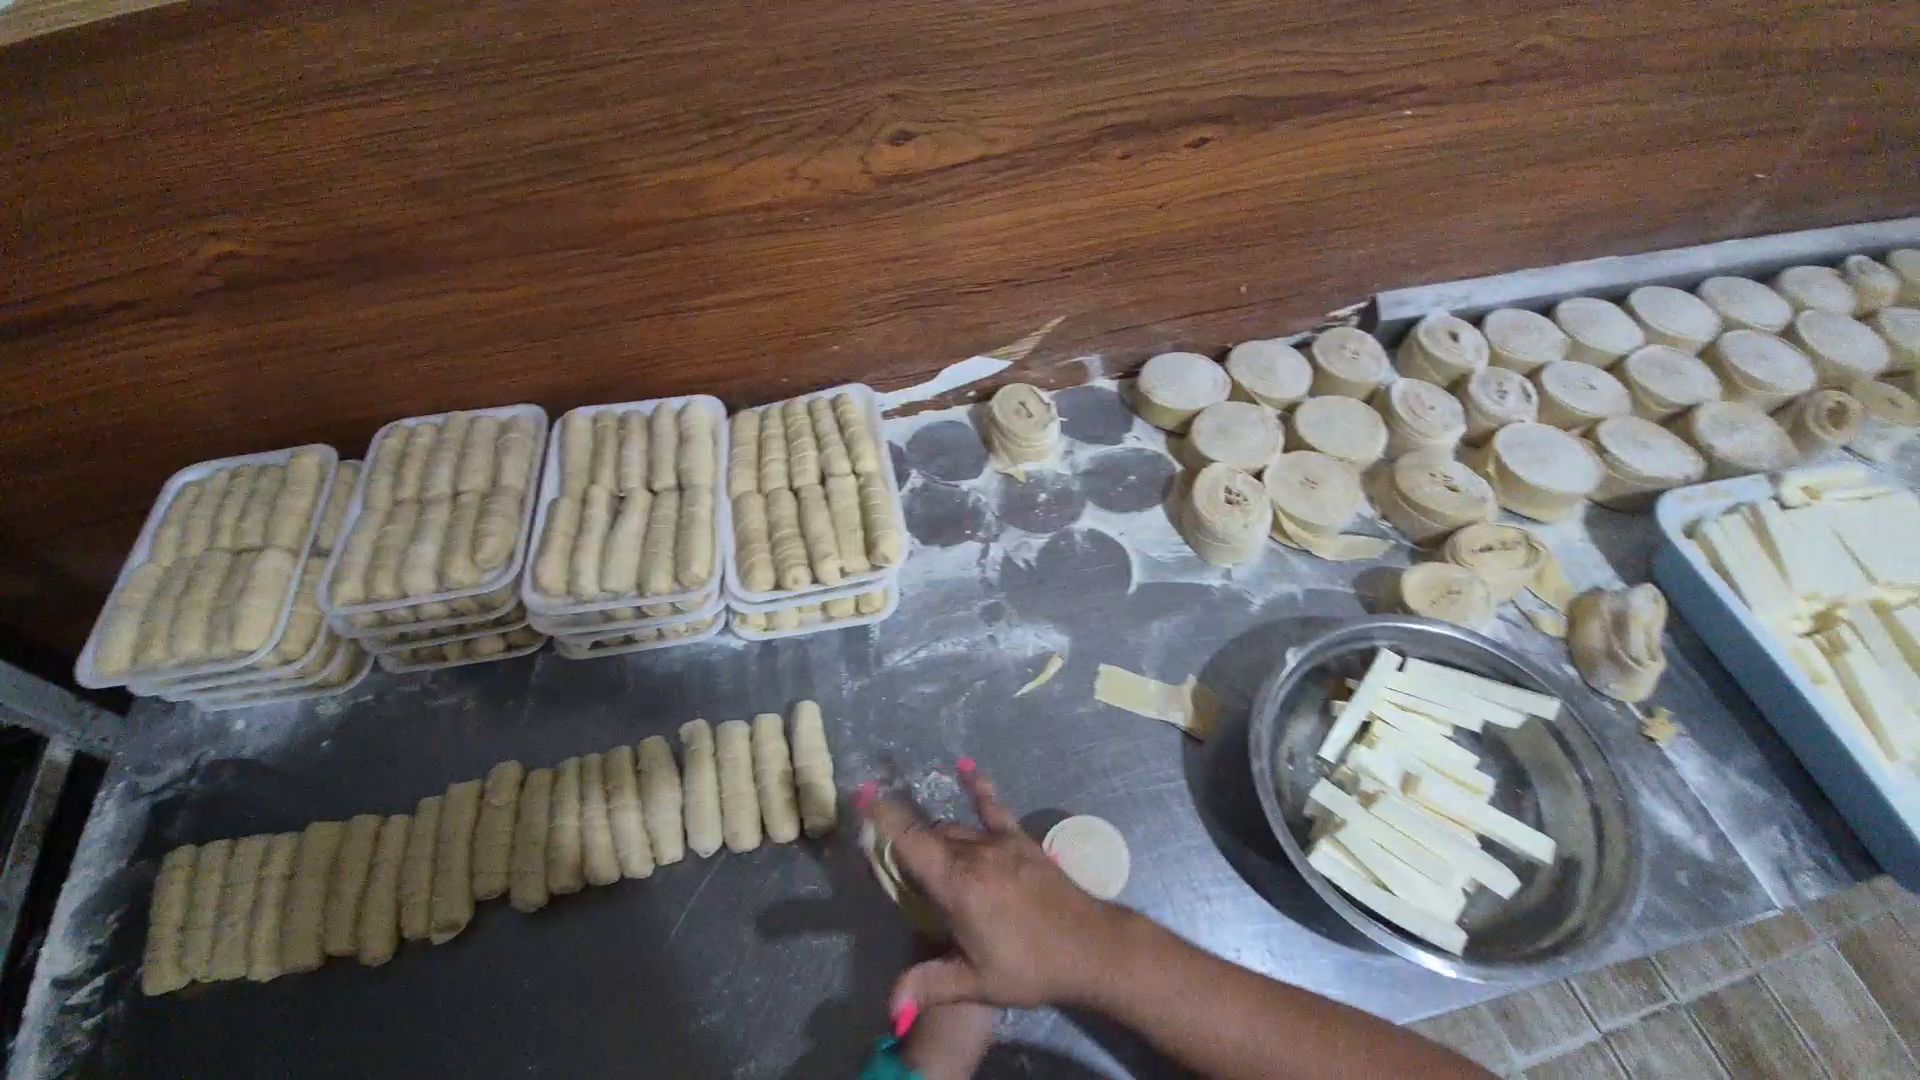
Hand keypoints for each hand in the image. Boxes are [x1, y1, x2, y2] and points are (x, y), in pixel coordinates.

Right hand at [860, 764, 1133, 1015]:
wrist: (1090, 947)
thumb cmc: (1030, 967)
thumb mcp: (976, 982)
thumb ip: (928, 984)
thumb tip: (890, 1008)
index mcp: (957, 885)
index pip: (910, 842)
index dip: (884, 818)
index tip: (861, 796)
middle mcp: (974, 854)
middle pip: (928, 839)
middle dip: (906, 847)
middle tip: (897, 873)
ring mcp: (999, 843)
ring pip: (954, 829)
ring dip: (935, 840)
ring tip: (927, 861)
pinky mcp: (1020, 840)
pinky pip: (994, 807)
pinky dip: (979, 787)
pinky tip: (967, 767)